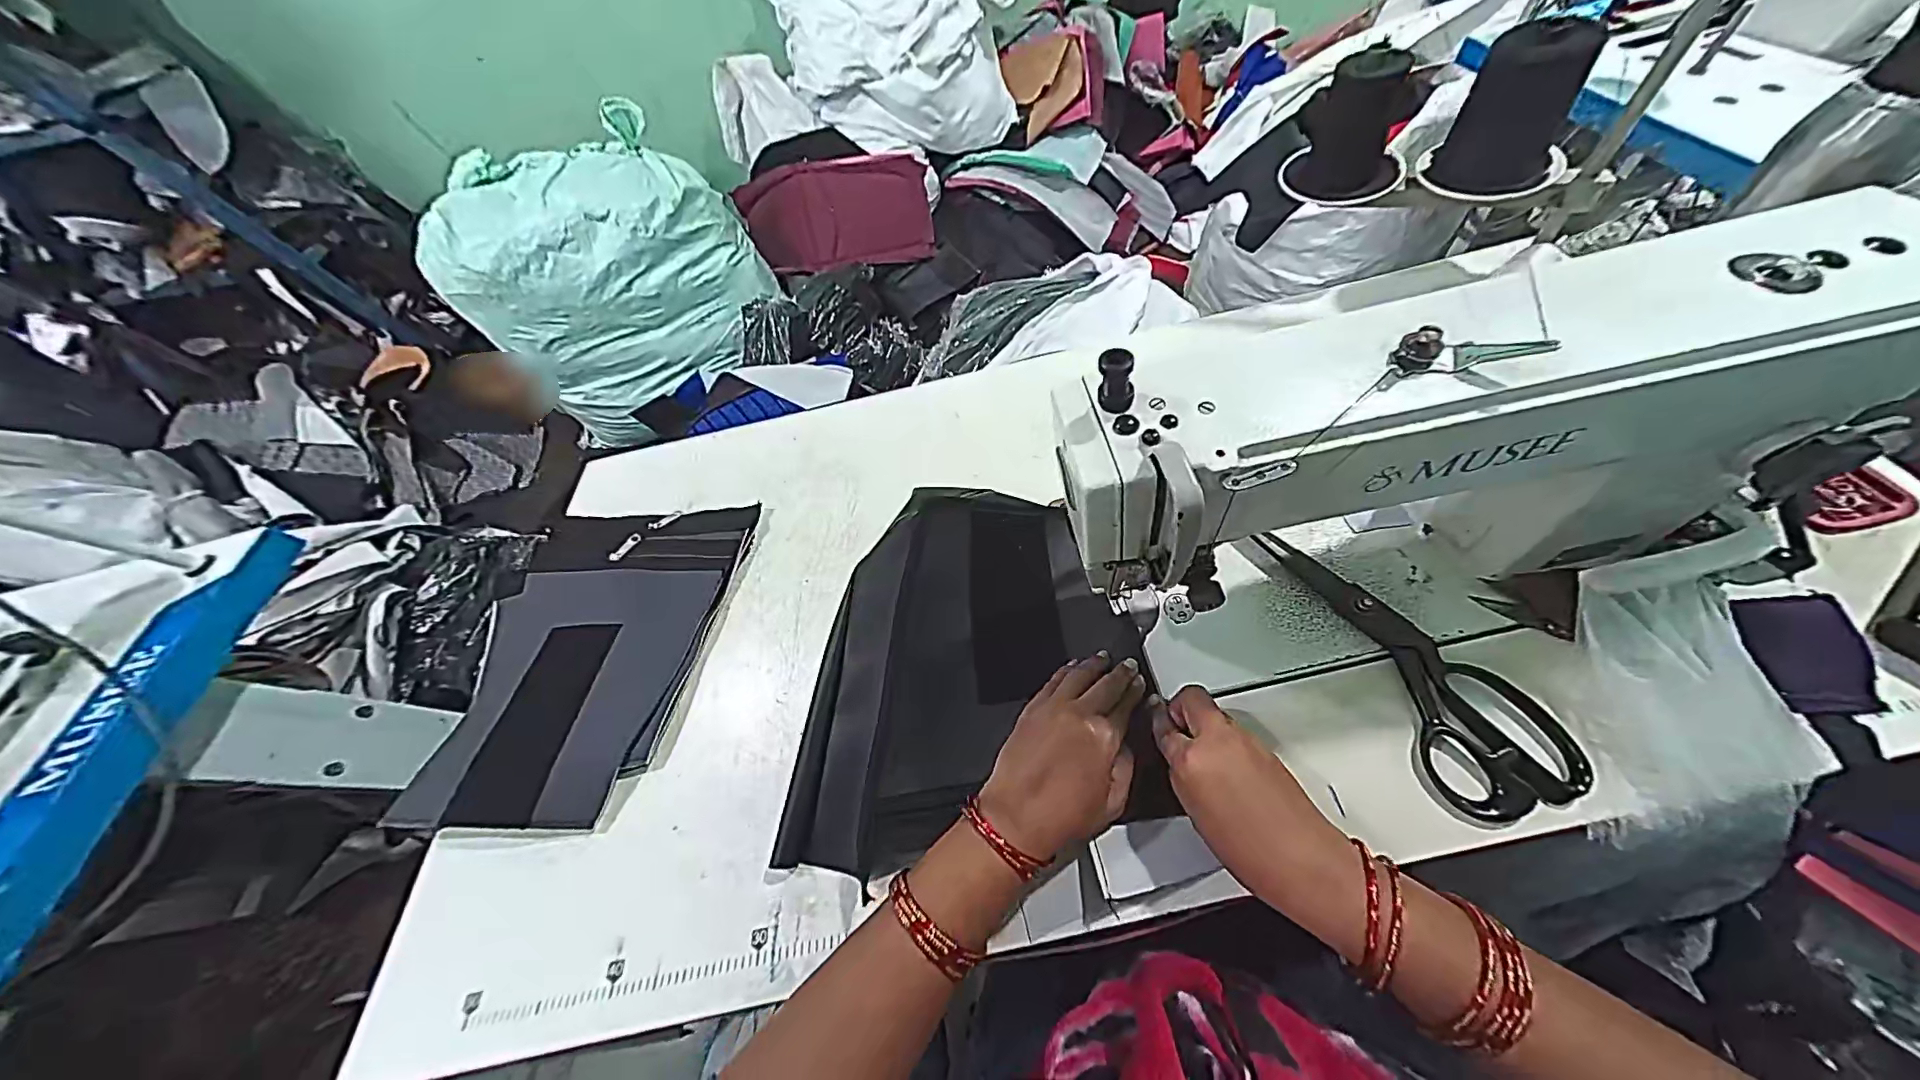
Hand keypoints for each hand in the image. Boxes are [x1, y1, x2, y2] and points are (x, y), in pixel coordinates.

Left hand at [976, 653, 1145, 862]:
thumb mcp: (1112, 802)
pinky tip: (1071, 668)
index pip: (1126, 704)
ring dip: (1094, 664)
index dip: (1136, 692)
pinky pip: (1052, 681)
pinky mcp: (1031, 710)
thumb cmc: (1058, 815)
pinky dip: (1065, 671)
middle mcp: (1079, 716)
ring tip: (1102, 658)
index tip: (1140, 686)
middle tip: (1128, 667)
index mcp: (1104, 737)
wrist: (1015, 817)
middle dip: (1121, 673)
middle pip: (1106, 684)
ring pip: (1078, 675)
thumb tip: (1125, 749)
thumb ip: (1125, 767)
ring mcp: (1052, 709)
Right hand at [1152, 686, 1347, 892]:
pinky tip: (1230, 771)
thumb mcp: (1195, 813)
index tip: (1160, 725)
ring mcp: (1246, 741)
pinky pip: (1238, 734)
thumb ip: (1182, 776)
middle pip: (1192, 698)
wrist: (1303, 860)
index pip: (1165, 725)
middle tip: (1178, 724)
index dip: (1160, 724)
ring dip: (1208, 727)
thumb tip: (1179, 763)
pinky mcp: (1267, 749)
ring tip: (1208, 756)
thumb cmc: (1253, 851)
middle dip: (1181, 707)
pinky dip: (1229, 743)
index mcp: (1191, 760)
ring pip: (1217, 714)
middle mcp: (1219, 741)